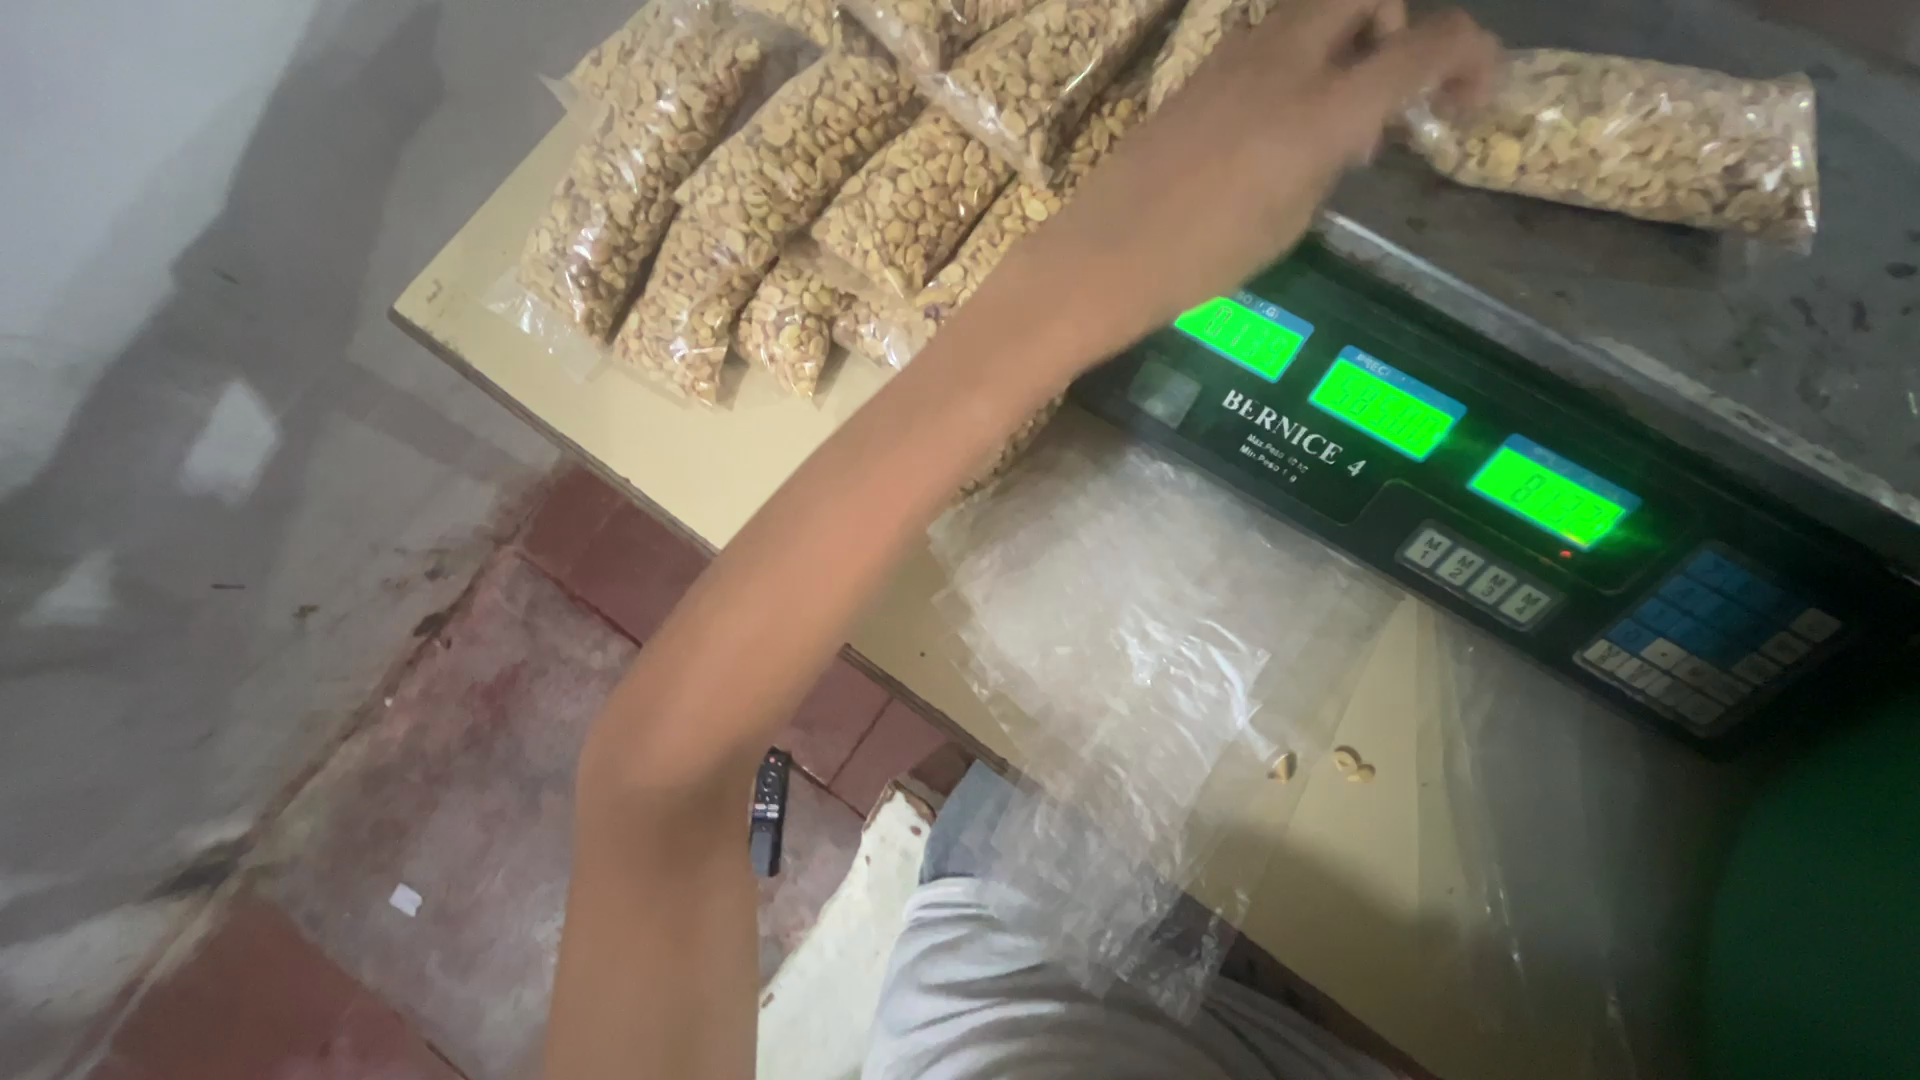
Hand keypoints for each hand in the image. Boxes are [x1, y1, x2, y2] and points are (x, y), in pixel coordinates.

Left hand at [1012, 0, 1496, 363]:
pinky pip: (1264, 43)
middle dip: (1398, 25)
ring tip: (1326, 120)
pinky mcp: (1196, 77)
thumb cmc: (1197, 262)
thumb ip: (1327, 164)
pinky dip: (1293, 62)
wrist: (1100, 258)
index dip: (1472, 57)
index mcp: (1323, 110)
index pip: (1427, 46)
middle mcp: (1284, 63)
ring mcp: (1232, 61)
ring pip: (1310, 11)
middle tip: (1389, 92)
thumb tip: (1343, 135)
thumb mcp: (1285, 225)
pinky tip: (1273, 125)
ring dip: (1341, 41)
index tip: (1476, 92)